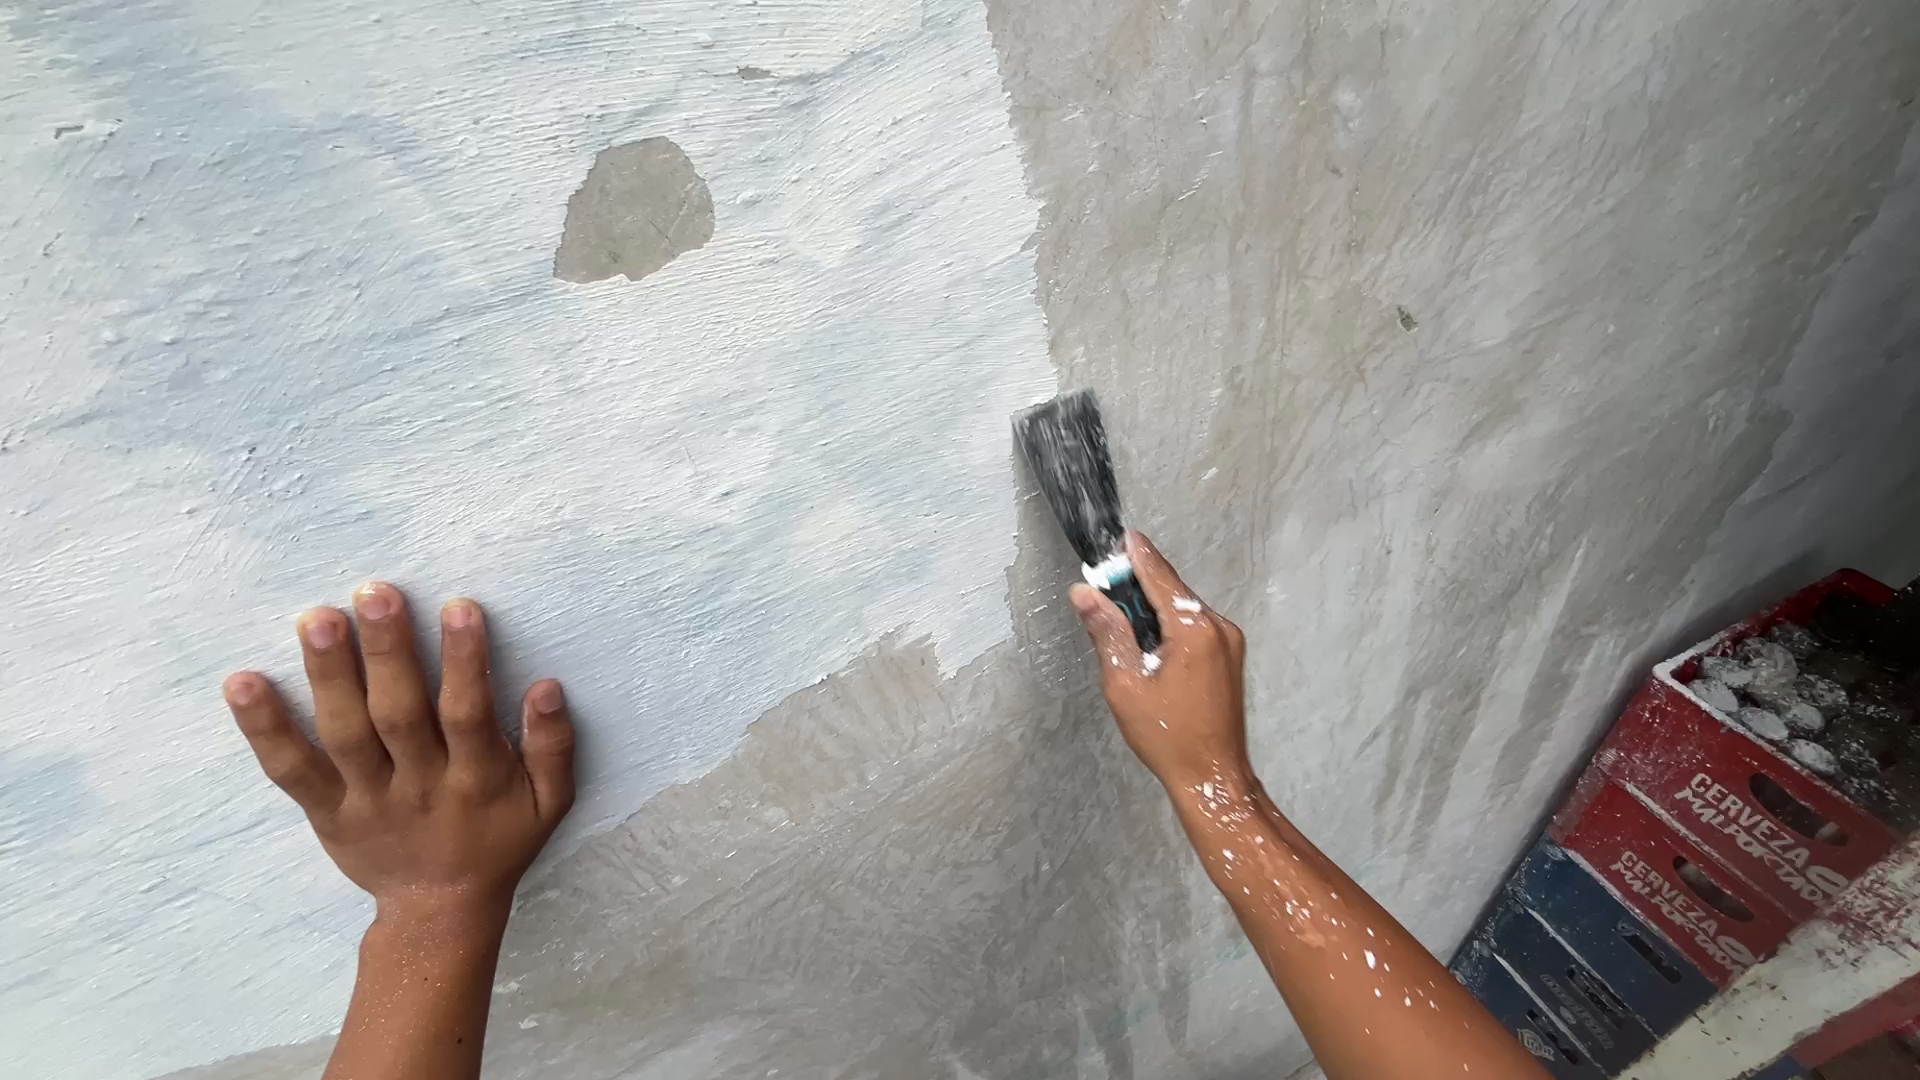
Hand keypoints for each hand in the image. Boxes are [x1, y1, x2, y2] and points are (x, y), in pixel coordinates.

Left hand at [223, 583, 575, 920]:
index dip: (464, 659)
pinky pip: (290, 770)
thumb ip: (554, 745)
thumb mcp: (554, 801)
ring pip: (342, 733)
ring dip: (328, 674)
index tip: (459, 606)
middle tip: (375, 592)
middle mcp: (418, 785)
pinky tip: (244, 682)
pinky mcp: (325, 812)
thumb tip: (546, 686)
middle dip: (387, 651)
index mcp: (476, 779)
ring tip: (317, 618)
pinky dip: (264, 728)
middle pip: (396, 714)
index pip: (467, 711)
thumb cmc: (503, 841)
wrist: (439, 909)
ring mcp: (365, 799)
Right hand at [1070, 532, 1247, 789]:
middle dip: (1136, 585)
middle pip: (1171, 589)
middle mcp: (1218, 627)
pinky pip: (1194, 624)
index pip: (1159, 576)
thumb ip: (1106, 632)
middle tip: (1103, 587)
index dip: (1136, 554)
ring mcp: (1228, 641)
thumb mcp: (1125, 682)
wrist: (1213, 777)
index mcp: (1194, 630)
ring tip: (1119, 622)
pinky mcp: (1229, 655)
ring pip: (1182, 607)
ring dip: (1151, 606)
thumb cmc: (1169, 737)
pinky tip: (1147, 642)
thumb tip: (1085, 594)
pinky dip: (1168, 623)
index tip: (1120, 537)